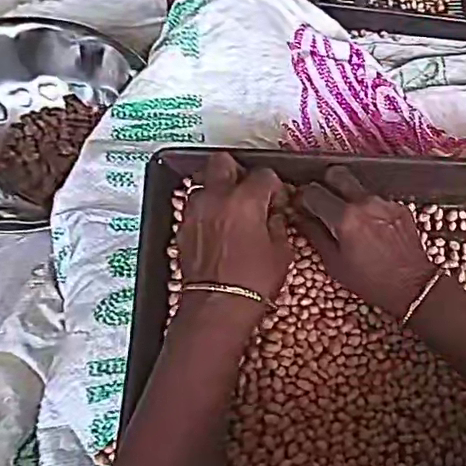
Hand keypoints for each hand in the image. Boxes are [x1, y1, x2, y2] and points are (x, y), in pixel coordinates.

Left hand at [178, 153, 291, 305]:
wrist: (218, 304)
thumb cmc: (253, 281)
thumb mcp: (282, 251)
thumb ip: (279, 223)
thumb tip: (276, 214)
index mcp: (245, 200)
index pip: (264, 174)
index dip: (275, 187)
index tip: (279, 200)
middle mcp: (216, 197)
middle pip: (223, 162)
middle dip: (239, 172)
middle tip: (252, 192)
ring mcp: (195, 210)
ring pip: (205, 181)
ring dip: (220, 189)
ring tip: (234, 209)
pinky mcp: (183, 226)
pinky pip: (196, 205)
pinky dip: (209, 209)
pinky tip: (221, 227)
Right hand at [292, 167, 437, 316]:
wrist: (412, 286)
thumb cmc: (372, 281)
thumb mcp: (335, 263)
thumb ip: (314, 234)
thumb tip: (300, 217)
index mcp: (346, 218)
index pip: (313, 192)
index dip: (303, 198)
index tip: (302, 206)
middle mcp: (367, 203)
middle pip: (336, 173)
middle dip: (325, 184)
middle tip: (322, 202)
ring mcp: (386, 203)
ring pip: (358, 187)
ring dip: (348, 197)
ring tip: (349, 221)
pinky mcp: (400, 207)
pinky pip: (376, 199)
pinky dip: (368, 208)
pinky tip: (369, 227)